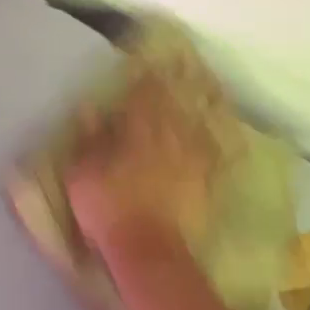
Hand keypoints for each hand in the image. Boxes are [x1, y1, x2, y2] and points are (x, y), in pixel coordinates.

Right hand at [63, 67, 222, 256]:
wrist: (148, 249)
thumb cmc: (108, 209)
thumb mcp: (83, 173)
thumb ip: (89, 139)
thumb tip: (91, 108)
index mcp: (137, 131)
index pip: (143, 94)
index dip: (146, 75)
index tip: (148, 60)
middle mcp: (169, 137)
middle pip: (177, 102)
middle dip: (180, 80)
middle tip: (186, 60)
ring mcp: (191, 159)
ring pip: (199, 121)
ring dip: (204, 101)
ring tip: (209, 84)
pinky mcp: (205, 182)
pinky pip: (216, 153)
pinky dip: (220, 139)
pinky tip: (226, 131)